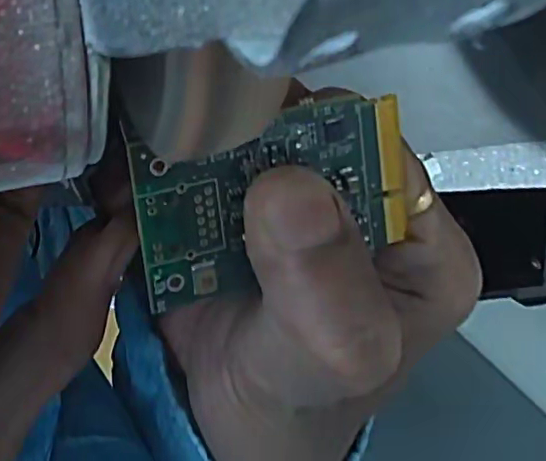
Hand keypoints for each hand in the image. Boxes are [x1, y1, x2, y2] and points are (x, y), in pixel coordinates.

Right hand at [158, 148, 480, 460]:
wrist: (225, 424)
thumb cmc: (297, 403)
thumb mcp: (334, 356)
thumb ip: (324, 285)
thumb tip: (294, 186)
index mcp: (412, 227)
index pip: (372, 139)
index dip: (315, 133)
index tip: (257, 148)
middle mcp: (350, 195)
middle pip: (293, 120)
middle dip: (235, 130)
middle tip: (186, 150)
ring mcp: (284, 190)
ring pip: (236, 129)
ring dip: (187, 143)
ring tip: (147, 172)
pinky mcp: (232, 195)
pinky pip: (194, 156)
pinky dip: (159, 164)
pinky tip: (133, 185)